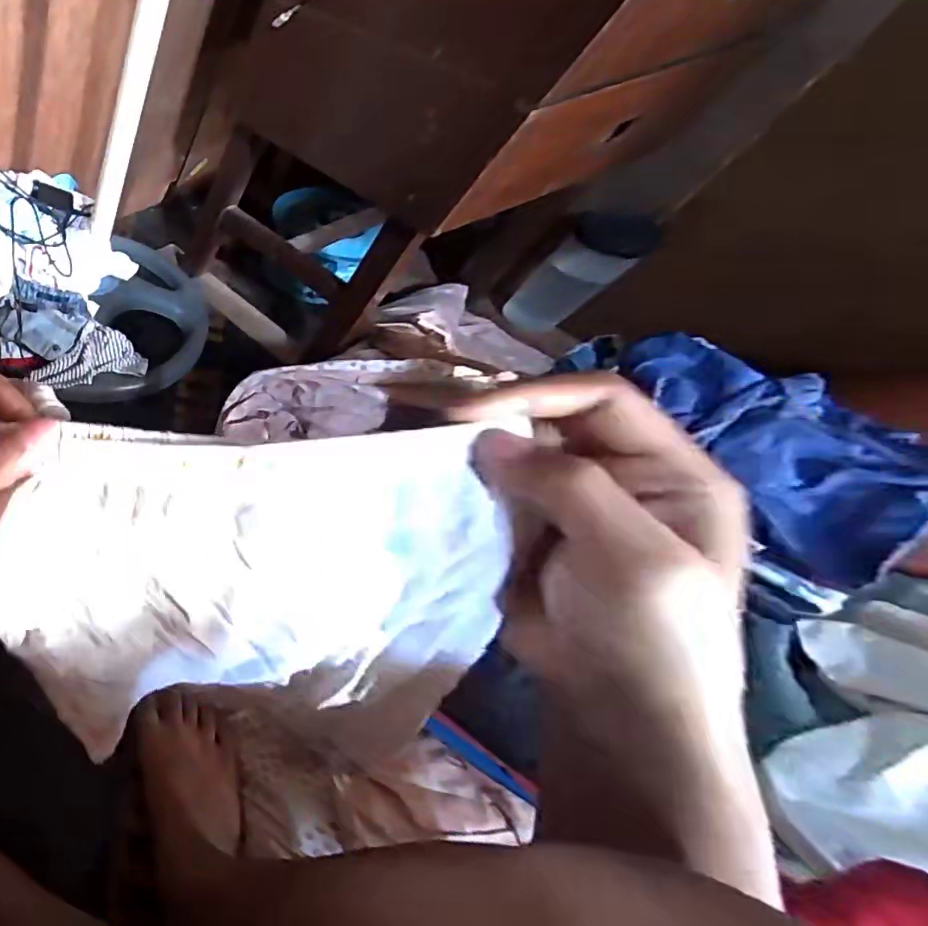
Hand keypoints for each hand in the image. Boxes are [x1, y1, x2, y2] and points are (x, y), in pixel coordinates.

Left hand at [0, 372, 54, 640]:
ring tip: (55, 474)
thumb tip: (50, 425)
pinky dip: (22, 487)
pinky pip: (2, 485)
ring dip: (27, 459)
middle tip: (59, 450)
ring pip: (1, 451)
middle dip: (26, 428)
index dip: (14, 402)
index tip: (45, 433)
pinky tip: (43, 497)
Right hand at [448, 374, 750, 713]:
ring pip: (509, 451)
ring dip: (469, 450)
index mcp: (670, 472)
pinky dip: (458, 480)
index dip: (537, 393)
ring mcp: (565, 502)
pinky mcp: (521, 525)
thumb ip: (571, 487)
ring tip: (427, 454)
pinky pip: (485, 486)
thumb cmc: (649, 632)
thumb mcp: (634, 556)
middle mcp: (618, 475)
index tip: (468, 415)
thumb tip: (487, 438)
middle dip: (494, 418)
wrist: (614, 704)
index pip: (602, 398)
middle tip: (437, 431)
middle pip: (548, 418)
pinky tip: (433, 483)